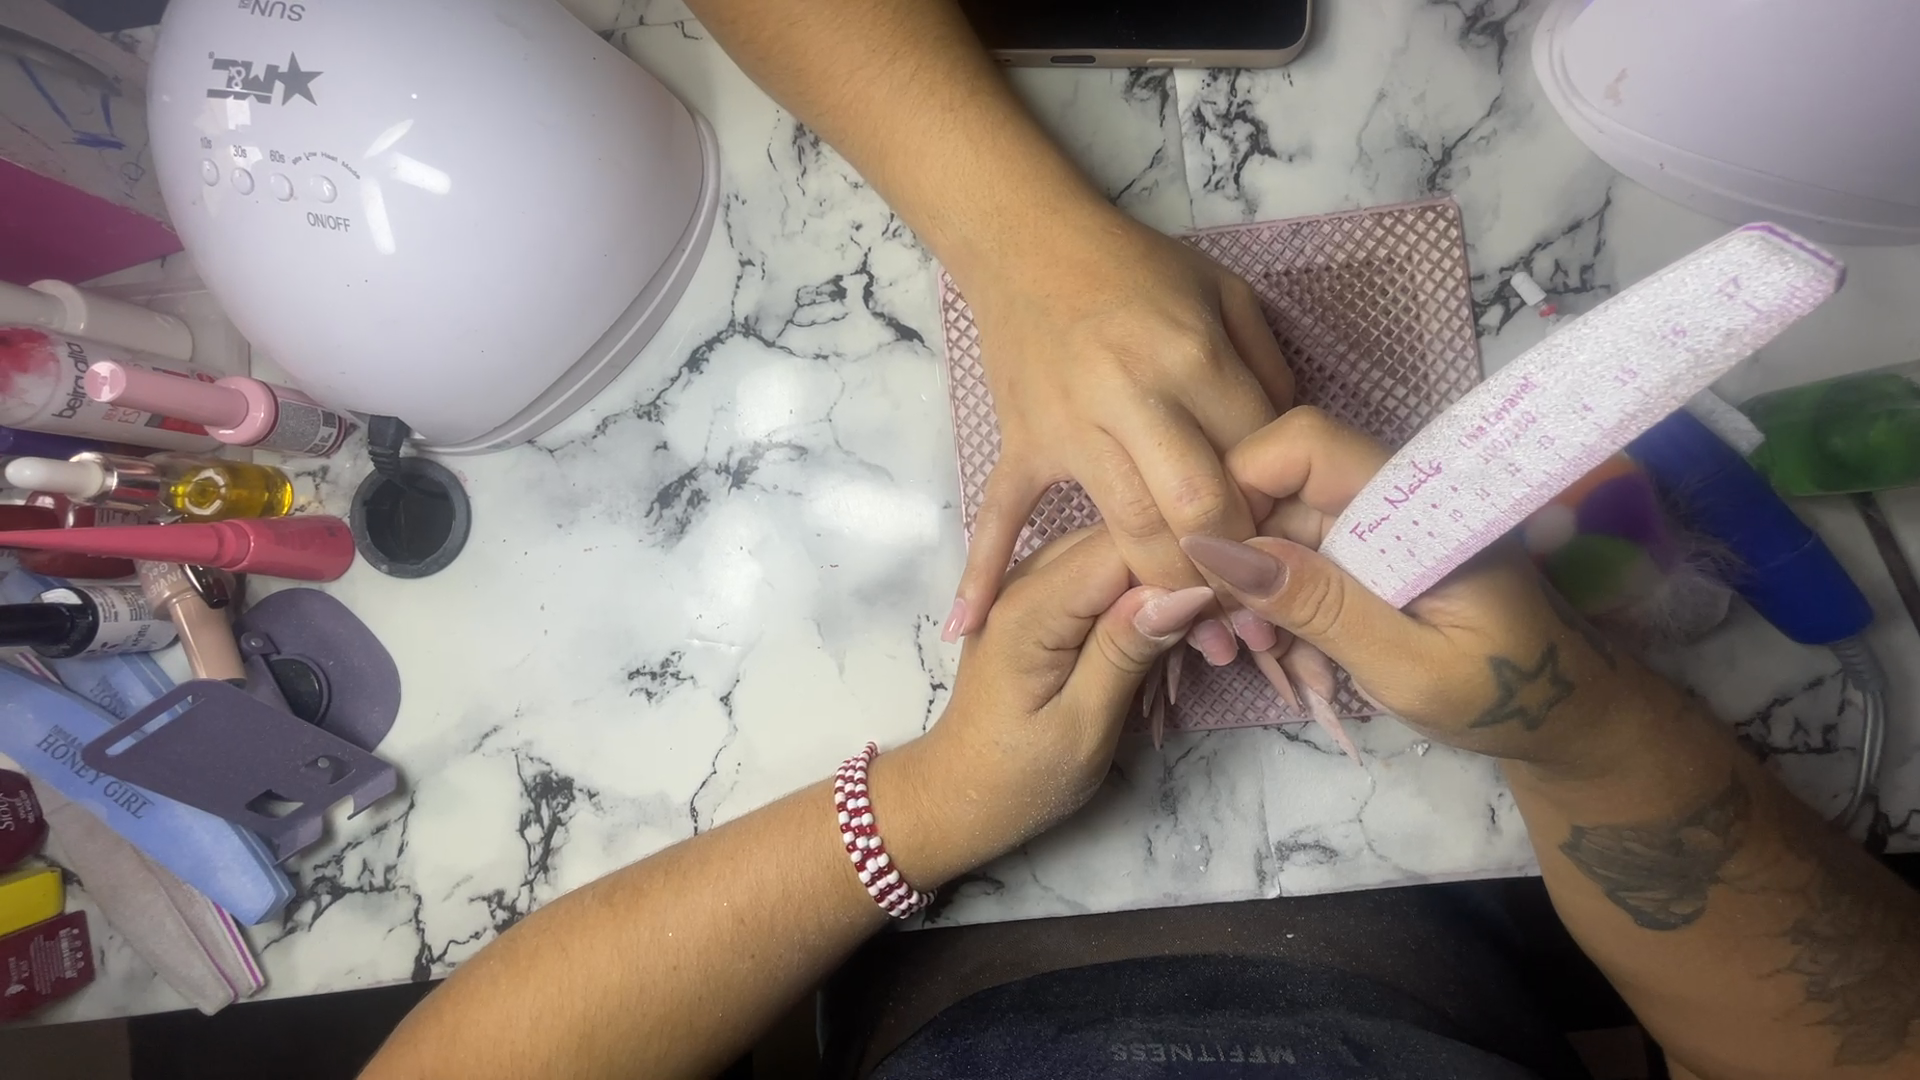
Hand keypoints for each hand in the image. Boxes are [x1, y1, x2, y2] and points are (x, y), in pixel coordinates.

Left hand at [885, 529, 1211, 885]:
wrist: (961, 790)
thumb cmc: (1022, 774)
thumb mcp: (1083, 724)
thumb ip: (1125, 651)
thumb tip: (1186, 588)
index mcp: (1029, 608)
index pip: (1120, 547)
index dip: (1182, 565)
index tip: (1233, 607)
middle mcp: (1021, 577)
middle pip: (1115, 538)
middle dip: (1176, 570)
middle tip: (1229, 624)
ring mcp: (1025, 582)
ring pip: (1108, 549)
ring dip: (1158, 579)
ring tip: (1204, 627)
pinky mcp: (1037, 597)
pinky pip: (1094, 571)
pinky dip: (1134, 590)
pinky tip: (1163, 622)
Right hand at [947, 211, 1293, 665]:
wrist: (1028, 245)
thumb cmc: (1135, 269)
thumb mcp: (1226, 297)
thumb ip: (1267, 373)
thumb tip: (1284, 459)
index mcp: (1193, 357)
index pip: (1252, 462)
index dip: (1278, 518)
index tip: (1290, 559)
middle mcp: (1131, 398)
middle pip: (1191, 511)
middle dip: (1227, 570)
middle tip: (1247, 610)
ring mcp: (1066, 428)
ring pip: (1122, 528)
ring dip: (1160, 588)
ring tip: (1188, 628)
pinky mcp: (1021, 445)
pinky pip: (1001, 512)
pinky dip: (984, 568)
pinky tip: (967, 623)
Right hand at [1179, 408, 1650, 767]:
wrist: (1558, 713)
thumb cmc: (1503, 693)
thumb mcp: (1409, 664)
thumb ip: (1318, 605)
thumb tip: (1217, 552)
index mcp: (1411, 501)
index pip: (1300, 444)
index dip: (1240, 484)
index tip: (1215, 567)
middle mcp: (1379, 497)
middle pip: (1267, 488)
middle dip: (1233, 559)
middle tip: (1235, 639)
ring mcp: (1362, 525)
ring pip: (1263, 529)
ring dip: (1246, 593)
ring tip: (1264, 655)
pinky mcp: (1352, 553)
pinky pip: (1281, 561)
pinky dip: (1266, 606)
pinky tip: (1281, 651)